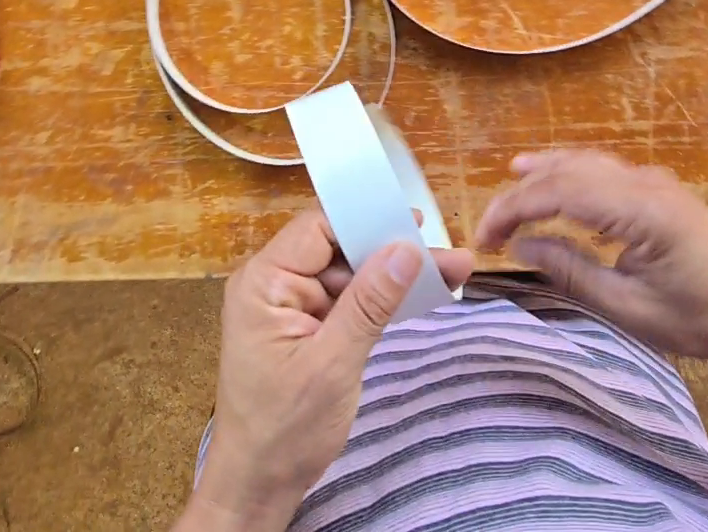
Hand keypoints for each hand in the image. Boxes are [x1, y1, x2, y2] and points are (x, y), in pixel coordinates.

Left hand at [186, 207, 474, 531]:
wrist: (259, 487)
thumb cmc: (284, 429)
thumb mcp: (332, 364)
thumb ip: (369, 303)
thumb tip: (406, 250)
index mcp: (264, 282)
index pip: (317, 229)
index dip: (364, 221)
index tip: (414, 220)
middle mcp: (274, 284)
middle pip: (337, 249)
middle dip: (389, 250)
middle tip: (445, 251)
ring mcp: (290, 306)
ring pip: (348, 274)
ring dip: (392, 275)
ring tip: (448, 269)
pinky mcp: (307, 327)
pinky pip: (347, 299)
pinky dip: (380, 299)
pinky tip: (418, 293)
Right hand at [474, 149, 707, 369]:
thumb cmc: (700, 321)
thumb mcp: (629, 308)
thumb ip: (570, 270)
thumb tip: (521, 244)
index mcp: (639, 210)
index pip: (557, 193)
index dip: (512, 210)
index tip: (485, 239)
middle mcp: (645, 183)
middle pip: (567, 171)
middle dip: (522, 194)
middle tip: (491, 226)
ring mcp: (655, 182)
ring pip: (586, 162)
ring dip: (546, 173)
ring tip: (512, 178)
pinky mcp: (661, 190)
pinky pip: (606, 170)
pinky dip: (573, 174)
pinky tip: (559, 183)